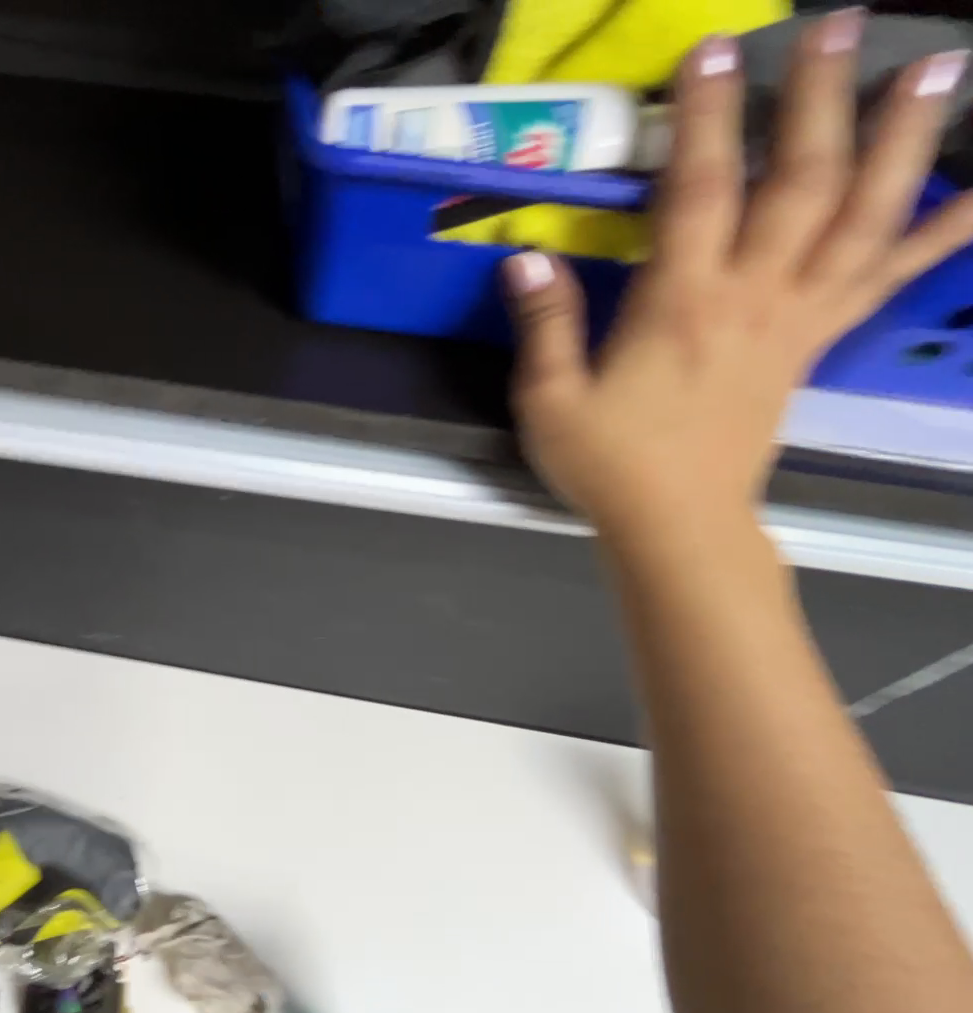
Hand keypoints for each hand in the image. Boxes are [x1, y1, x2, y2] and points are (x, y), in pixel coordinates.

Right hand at [504, 13, 972, 543]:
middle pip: (799, 182)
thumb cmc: (606, 459)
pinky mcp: (814, 341)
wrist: (677, 519)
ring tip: (938, 69)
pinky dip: (943, 232)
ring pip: (864, 215)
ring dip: (903, 139)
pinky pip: (887, 278)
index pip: (697, 192)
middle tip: (839, 25)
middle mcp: (753, 295)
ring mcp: (796, 316)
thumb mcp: (549, 398)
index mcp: (681, 304)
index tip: (712, 52)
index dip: (705, 118)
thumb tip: (525, 257)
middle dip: (817, 100)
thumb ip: (546, 324)